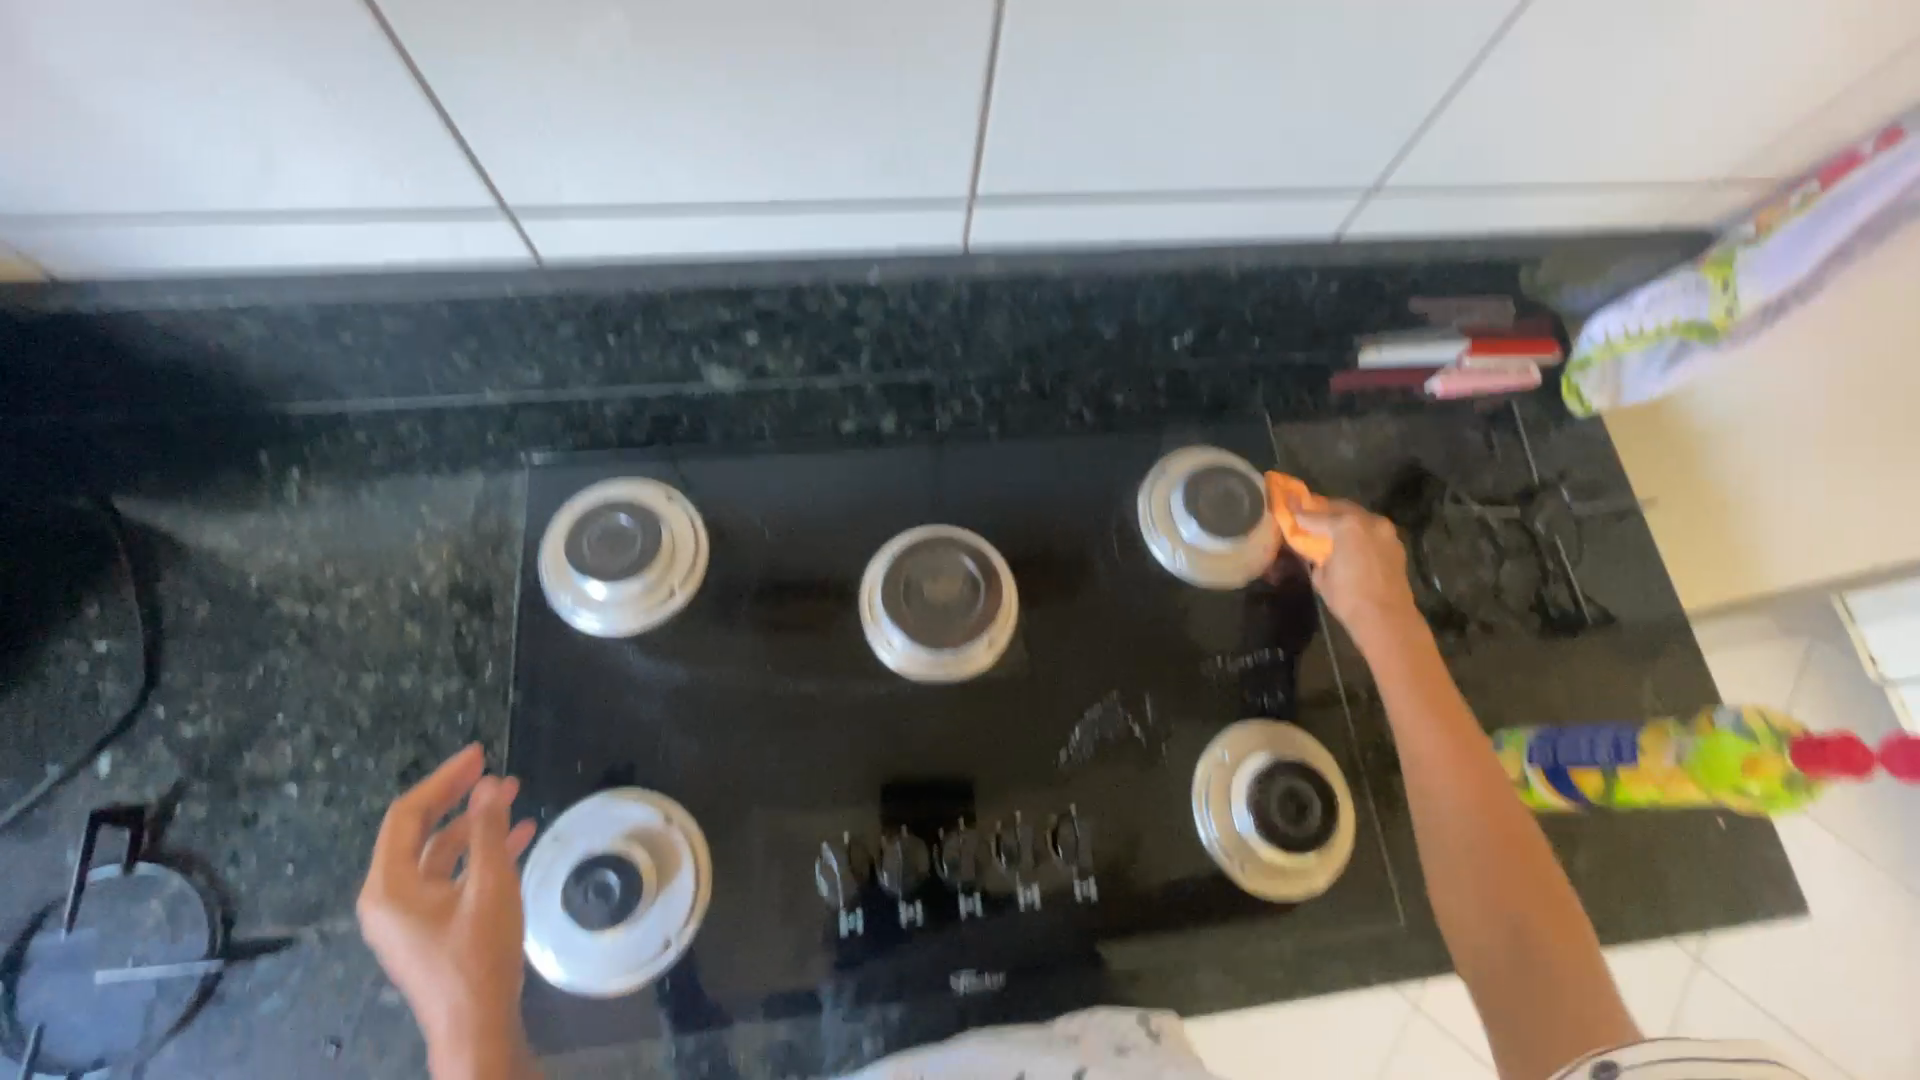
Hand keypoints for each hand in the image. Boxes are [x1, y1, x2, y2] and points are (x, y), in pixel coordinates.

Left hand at [357, 744, 539, 1078]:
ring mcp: (407, 914)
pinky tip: (516, 838)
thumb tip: (490, 784)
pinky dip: (478, 854)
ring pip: (439, 853)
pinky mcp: (428, 926)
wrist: (475, 1026)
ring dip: (475, 824)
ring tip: (513, 796)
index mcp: (389, 886)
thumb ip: (489, 832)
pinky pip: (449, 877)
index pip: (408, 815)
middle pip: (419, 831)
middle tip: (491, 768)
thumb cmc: (477, 957)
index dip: (444, 780)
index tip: (479, 754)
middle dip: (457, 796)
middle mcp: (389, 896)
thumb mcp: (490, 887)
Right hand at [1290, 498, 1422, 653]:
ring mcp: (1386, 532)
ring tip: (1330, 527)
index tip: (1288, 507)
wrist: (1385, 616)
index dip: (1300, 513)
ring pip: (1360, 518)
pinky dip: (1359, 532)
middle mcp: (1369, 521)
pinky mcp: (1395, 545)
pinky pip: (1372, 531)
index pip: (1316, 516)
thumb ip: (1317, 555)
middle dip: (1324, 510)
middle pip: (1342, 509)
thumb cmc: (1347, 596)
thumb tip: (1317, 551)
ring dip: (1344, 520)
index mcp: (1347, 526)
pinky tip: (1350, 541)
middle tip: (1309, 513)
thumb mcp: (1321, 576)